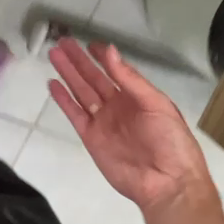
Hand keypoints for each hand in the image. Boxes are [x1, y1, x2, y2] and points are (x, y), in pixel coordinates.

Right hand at [47, 38, 211, 213]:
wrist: (166, 181)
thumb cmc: (170, 141)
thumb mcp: (156, 104)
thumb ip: (130, 79)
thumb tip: (110, 51)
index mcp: (138, 97)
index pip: (116, 71)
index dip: (103, 57)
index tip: (90, 43)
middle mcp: (118, 107)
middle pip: (93, 79)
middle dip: (78, 61)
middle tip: (62, 42)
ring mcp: (103, 122)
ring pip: (81, 93)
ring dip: (68, 74)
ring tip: (54, 55)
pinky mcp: (91, 138)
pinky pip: (74, 115)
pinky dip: (63, 100)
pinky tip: (53, 85)